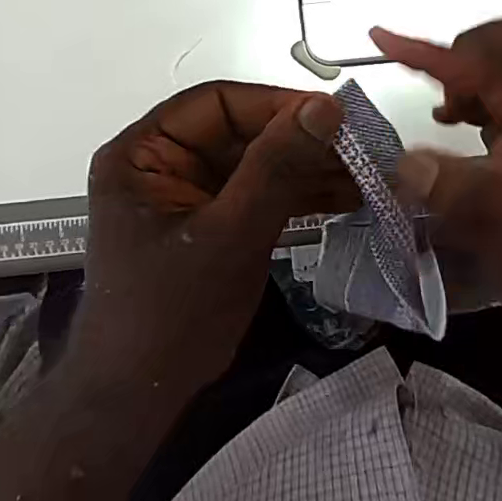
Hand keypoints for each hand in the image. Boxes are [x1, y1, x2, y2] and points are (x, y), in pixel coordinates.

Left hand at [68, 82, 356, 399]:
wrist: (140, 396)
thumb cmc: (170, 315)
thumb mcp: (229, 235)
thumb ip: (275, 168)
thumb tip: (321, 109)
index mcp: (143, 152)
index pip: (215, 104)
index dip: (274, 104)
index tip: (330, 115)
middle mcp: (161, 163)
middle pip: (238, 132)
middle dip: (297, 141)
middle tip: (357, 147)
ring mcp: (185, 194)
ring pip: (253, 164)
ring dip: (304, 169)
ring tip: (361, 174)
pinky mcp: (208, 222)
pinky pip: (255, 194)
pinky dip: (295, 196)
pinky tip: (341, 198)